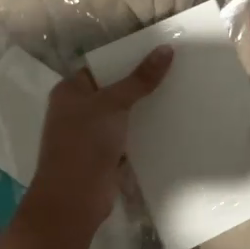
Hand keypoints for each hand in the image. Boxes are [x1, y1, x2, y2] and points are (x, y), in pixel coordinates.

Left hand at [28, 46, 172, 223]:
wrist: (74, 199)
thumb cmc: (84, 143)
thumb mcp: (113, 104)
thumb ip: (140, 78)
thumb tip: (166, 49)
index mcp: (70, 91)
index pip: (101, 67)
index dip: (127, 59)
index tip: (159, 52)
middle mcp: (77, 110)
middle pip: (114, 90)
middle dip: (141, 84)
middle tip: (176, 70)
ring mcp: (91, 135)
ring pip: (123, 115)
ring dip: (145, 109)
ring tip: (179, 92)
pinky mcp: (105, 156)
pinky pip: (128, 136)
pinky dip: (145, 132)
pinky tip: (170, 123)